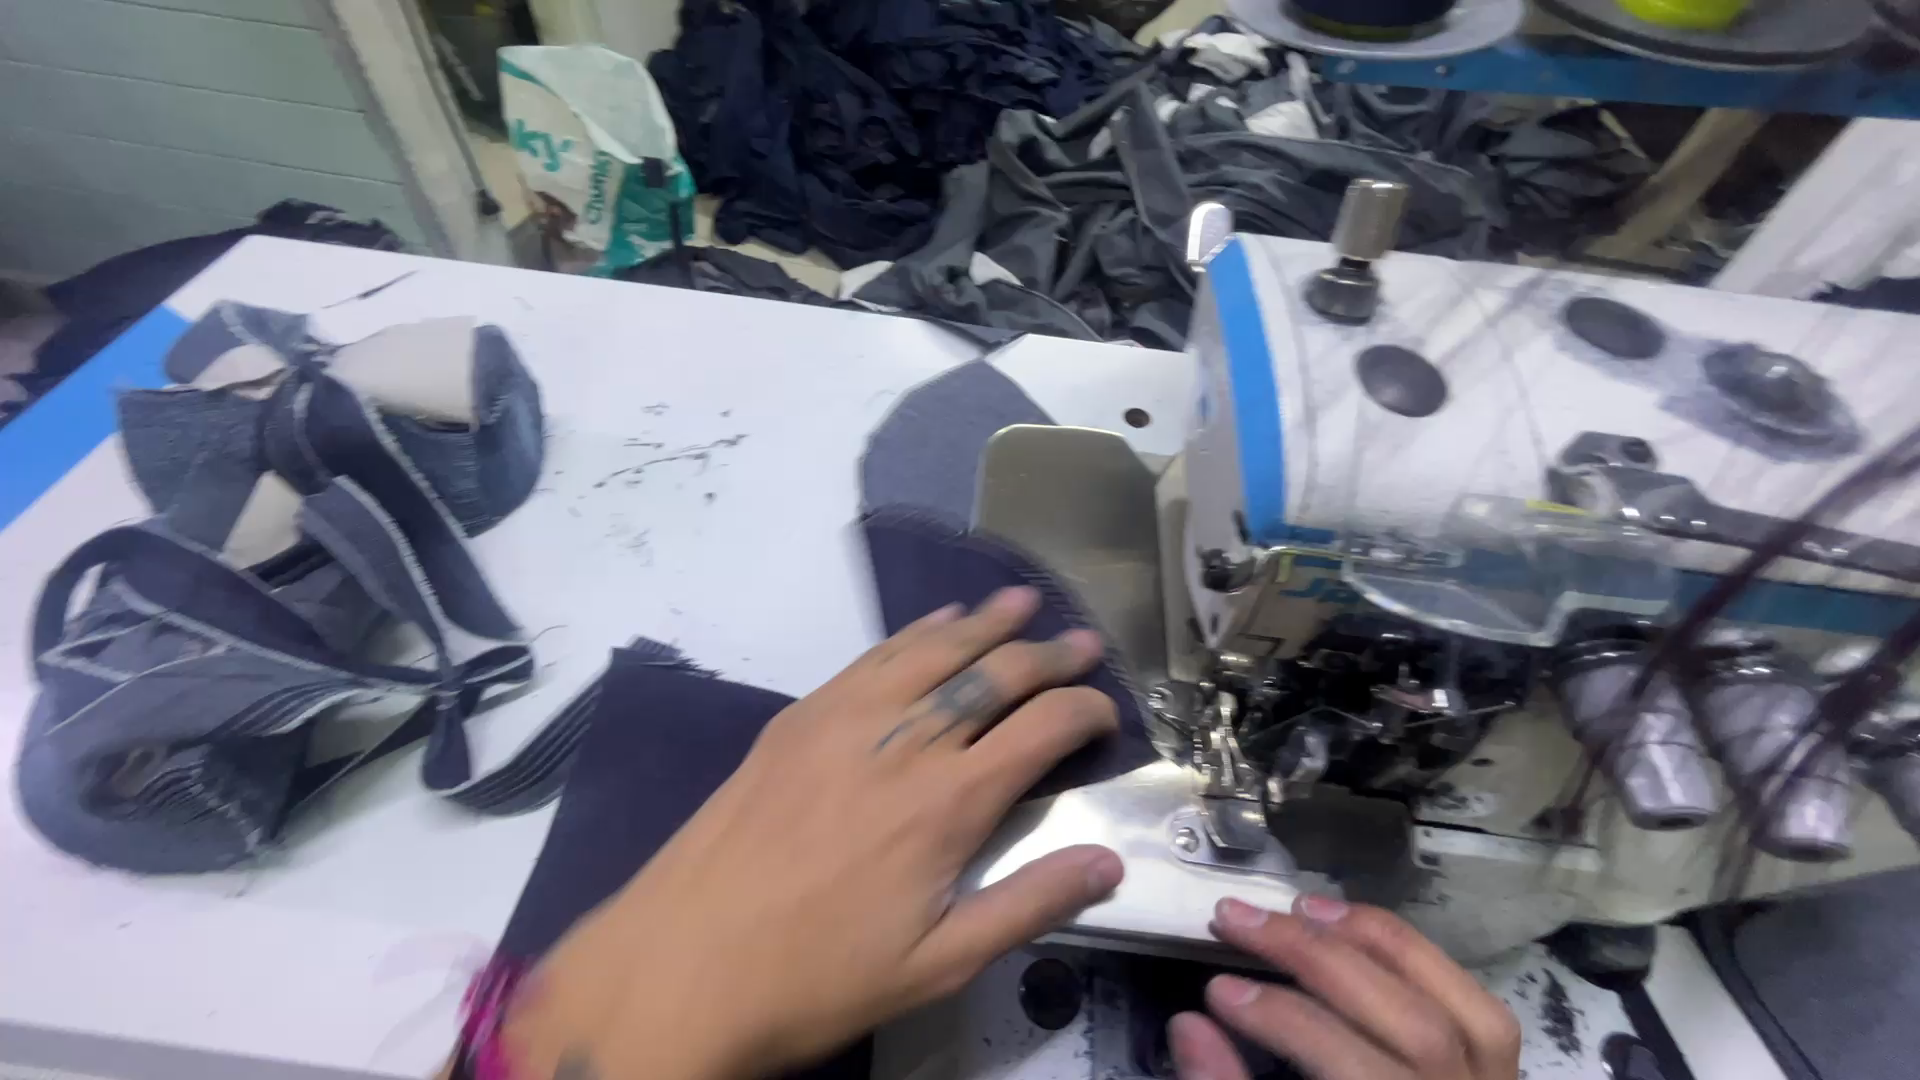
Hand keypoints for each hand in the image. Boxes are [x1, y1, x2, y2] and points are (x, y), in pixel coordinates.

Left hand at [505, 587, 1125, 1079]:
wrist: (680, 964)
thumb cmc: (816, 976)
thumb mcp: (936, 965)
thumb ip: (1029, 905)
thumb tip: (1107, 864)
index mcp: (948, 803)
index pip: (1042, 727)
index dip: (1086, 709)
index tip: (1106, 711)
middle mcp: (905, 741)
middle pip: (994, 673)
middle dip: (1049, 653)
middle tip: (1082, 639)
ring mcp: (847, 717)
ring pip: (934, 648)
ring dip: (985, 621)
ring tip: (1021, 600)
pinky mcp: (803, 714)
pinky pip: (874, 656)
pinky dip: (916, 632)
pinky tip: (937, 622)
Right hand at [1169, 896, 1520, 1079]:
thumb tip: (1187, 1024)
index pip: (1356, 1075)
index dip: (1284, 1021)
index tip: (1215, 988)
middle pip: (1414, 1028)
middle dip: (1315, 956)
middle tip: (1234, 916)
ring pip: (1465, 1013)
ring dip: (1376, 944)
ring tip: (1300, 906)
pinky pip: (1484, 1015)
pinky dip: (1421, 960)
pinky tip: (1358, 930)